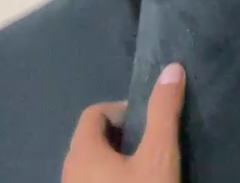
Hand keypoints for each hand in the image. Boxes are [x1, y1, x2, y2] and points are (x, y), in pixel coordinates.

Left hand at [63, 63, 185, 182]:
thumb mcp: (158, 154)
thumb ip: (163, 111)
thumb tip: (172, 68)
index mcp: (81, 153)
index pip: (94, 113)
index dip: (123, 110)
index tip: (147, 123)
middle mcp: (68, 172)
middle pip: (93, 138)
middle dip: (122, 134)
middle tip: (149, 145)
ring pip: (93, 163)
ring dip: (116, 157)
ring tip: (143, 167)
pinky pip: (92, 181)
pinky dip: (109, 177)